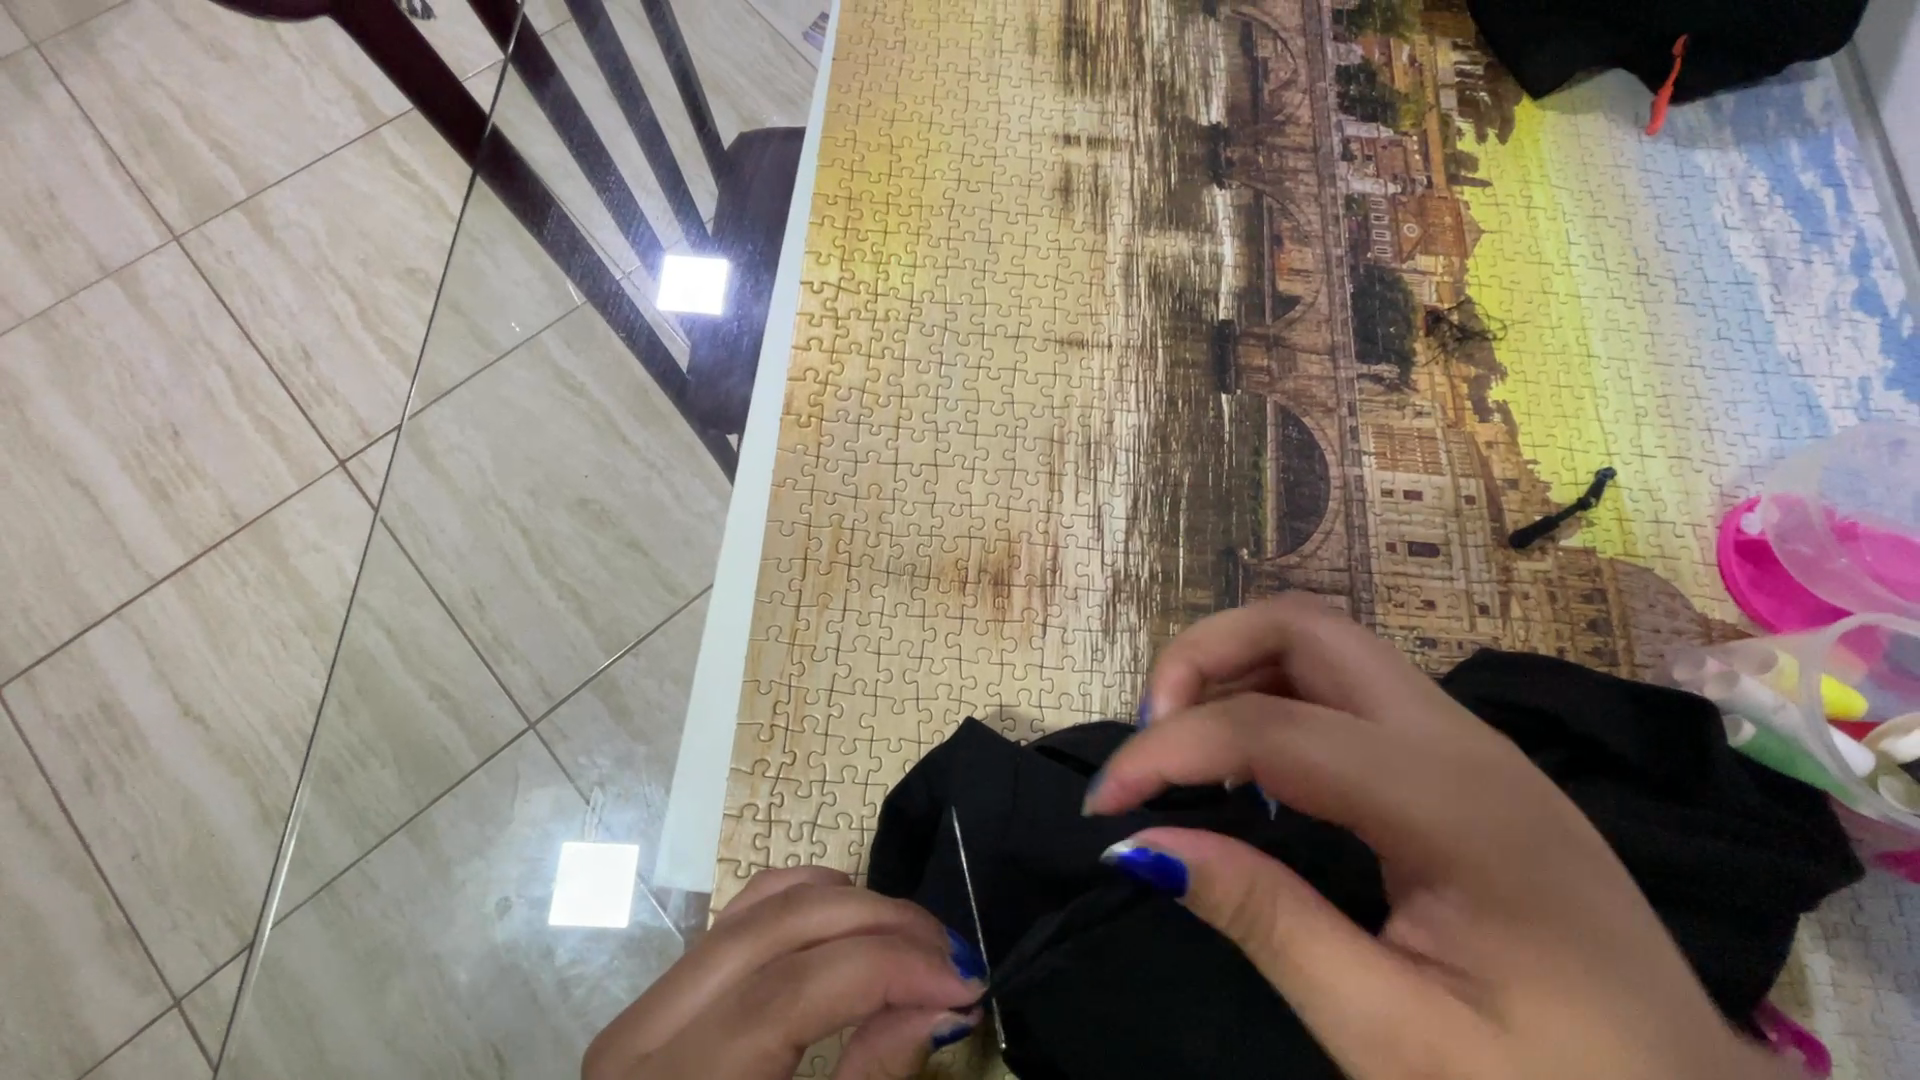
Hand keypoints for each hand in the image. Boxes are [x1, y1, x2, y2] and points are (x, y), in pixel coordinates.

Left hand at [583, 867, 984, 1079]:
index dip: (888, 969)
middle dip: (882, 924)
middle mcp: (646, 1027)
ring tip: (917, 943)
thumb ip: (871, 1077)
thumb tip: (942, 1002)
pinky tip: (854, 918)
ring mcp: (650, 1000)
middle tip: (953, 957)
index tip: (965, 982)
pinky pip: (744, 913)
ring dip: (853, 906)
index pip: (791, 989)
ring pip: (762, 904)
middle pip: (780, 925)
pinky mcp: (669, 990)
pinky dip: (808, 899)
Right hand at [1084, 595, 1796, 1079]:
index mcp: (1454, 804)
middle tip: (1148, 735)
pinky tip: (1250, 769)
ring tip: (1182, 745)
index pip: (1273, 728)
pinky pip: (1346, 691)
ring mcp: (1467, 745)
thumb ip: (1266, 921)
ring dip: (1236, 668)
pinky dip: (1273, 697)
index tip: (1104, 811)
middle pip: (1306, 626)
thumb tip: (1141, 845)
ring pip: (1325, 644)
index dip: (1168, 752)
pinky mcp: (1461, 766)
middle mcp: (1461, 742)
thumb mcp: (1393, 1037)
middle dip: (1203, 655)